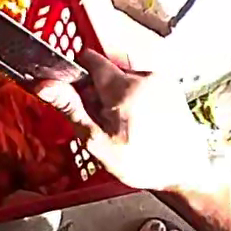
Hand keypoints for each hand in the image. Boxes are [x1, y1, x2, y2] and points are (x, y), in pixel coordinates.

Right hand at [36, 49, 215, 193]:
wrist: (186, 173)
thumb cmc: (142, 162)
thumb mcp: (98, 141)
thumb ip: (71, 108)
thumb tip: (44, 85)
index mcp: (122, 85)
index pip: (90, 58)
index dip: (77, 73)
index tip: (76, 93)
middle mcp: (143, 75)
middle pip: (108, 72)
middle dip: (99, 91)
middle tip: (101, 121)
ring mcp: (161, 81)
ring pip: (126, 80)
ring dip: (118, 96)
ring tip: (124, 127)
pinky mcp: (172, 89)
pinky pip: (144, 86)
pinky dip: (136, 100)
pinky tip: (141, 125)